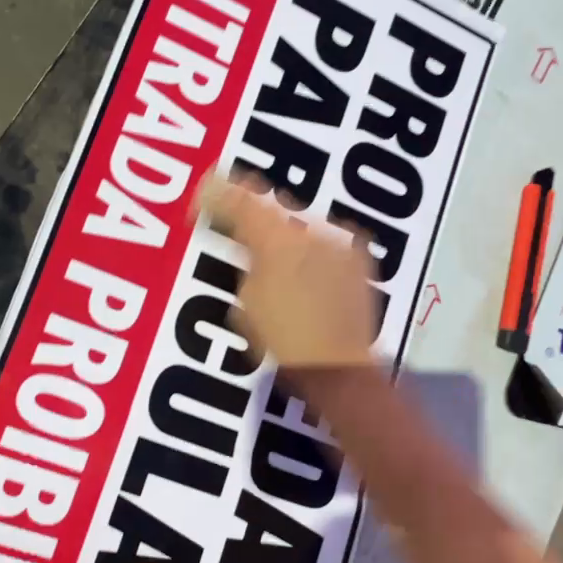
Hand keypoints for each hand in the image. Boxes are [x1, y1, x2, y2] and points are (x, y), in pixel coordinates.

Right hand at [197, 174, 380, 367]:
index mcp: (275, 241)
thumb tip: (250, 250)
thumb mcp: (246, 303)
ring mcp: (339, 244)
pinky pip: (326, 242)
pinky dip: (310, 248)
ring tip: (271, 247)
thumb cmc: (284, 341)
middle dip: (254, 212)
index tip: (204, 195)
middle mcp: (311, 232)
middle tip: (237, 221)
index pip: (241, 201)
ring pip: (302, 224)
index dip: (218, 193)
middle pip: (274, 207)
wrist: (338, 368)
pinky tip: (303, 265)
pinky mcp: (358, 260)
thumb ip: (246, 265)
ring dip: (284, 232)